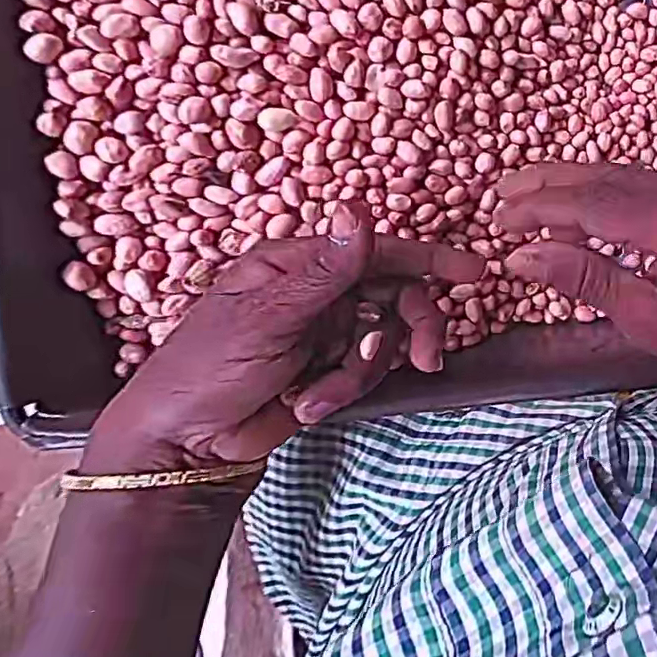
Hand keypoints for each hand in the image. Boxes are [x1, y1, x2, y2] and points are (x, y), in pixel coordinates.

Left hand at [80, 204, 485, 473]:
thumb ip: (325, 271)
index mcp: (299, 264)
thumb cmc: (205, 370)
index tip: (473, 271)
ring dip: (362, 370)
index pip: (377, 250)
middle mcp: (322, 290)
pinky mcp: (332, 365)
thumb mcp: (267, 318)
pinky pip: (368, 370)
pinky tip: (307, 403)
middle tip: (427, 357)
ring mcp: (329, 328)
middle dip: (413, 328)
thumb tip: (357, 211)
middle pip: (396, 296)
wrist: (183, 445)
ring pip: (386, 338)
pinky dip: (345, 388)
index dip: (429, 258)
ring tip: (320, 394)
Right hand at [498, 163, 656, 394]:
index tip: (502, 217)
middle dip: (551, 185)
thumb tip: (521, 257)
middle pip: (609, 177)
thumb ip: (583, 278)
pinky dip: (605, 199)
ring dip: (574, 188)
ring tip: (526, 197)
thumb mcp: (645, 318)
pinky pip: (645, 190)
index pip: (598, 203)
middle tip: (504, 192)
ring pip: (625, 178)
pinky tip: (575, 209)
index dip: (543, 208)